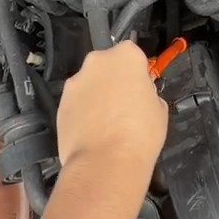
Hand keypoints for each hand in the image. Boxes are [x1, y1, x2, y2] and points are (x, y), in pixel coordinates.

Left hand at [55, 41, 167, 176]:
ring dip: (95, 96)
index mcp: (126, 55)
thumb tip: (137, 97)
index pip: (133, 55)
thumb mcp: (159, 108)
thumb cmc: (141, 133)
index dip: (136, 73)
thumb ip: (146, 93)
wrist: (106, 163)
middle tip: (122, 106)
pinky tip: (90, 133)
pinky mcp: (60, 104)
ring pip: (89, 84)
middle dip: (113, 81)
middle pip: (107, 65)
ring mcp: (75, 82)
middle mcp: (98, 61)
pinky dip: (81, 113)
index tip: (139, 90)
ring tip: (104, 124)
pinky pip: (75, 103)